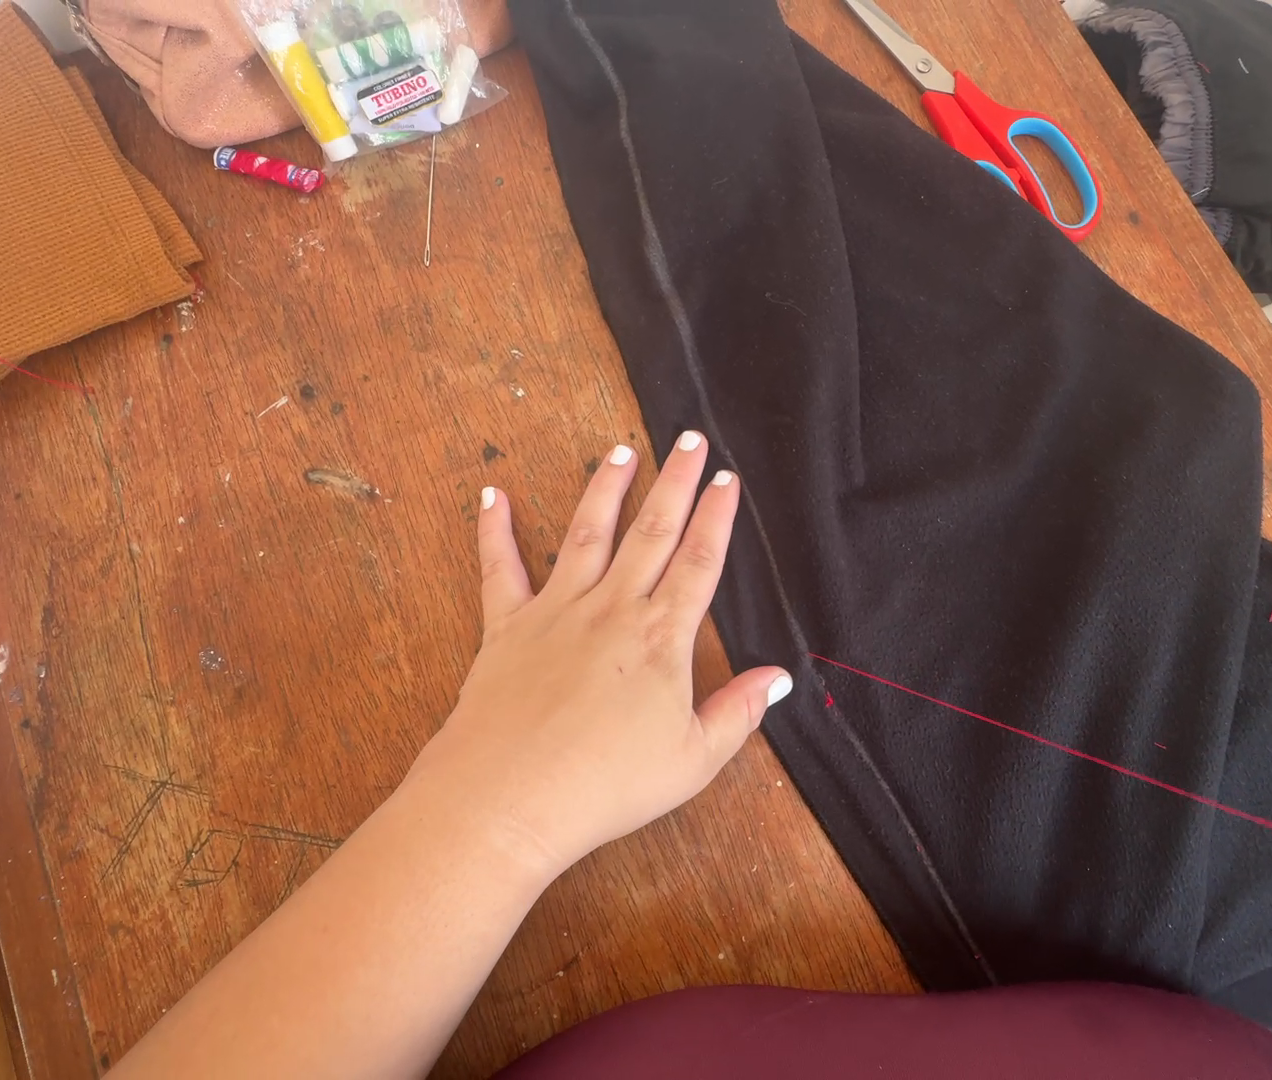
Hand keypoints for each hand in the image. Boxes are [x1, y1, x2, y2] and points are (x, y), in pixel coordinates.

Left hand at [401, 430, 792, 878]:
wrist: (511, 797)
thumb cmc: (607, 784)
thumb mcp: (693, 759)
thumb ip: (738, 712)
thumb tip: (778, 676)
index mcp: (660, 637)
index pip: (698, 562)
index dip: (716, 517)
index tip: (727, 479)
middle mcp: (612, 608)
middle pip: (652, 532)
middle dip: (675, 481)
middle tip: (688, 438)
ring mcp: (557, 610)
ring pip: (588, 533)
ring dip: (606, 488)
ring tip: (620, 451)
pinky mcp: (509, 624)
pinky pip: (500, 567)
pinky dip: (495, 530)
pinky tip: (493, 494)